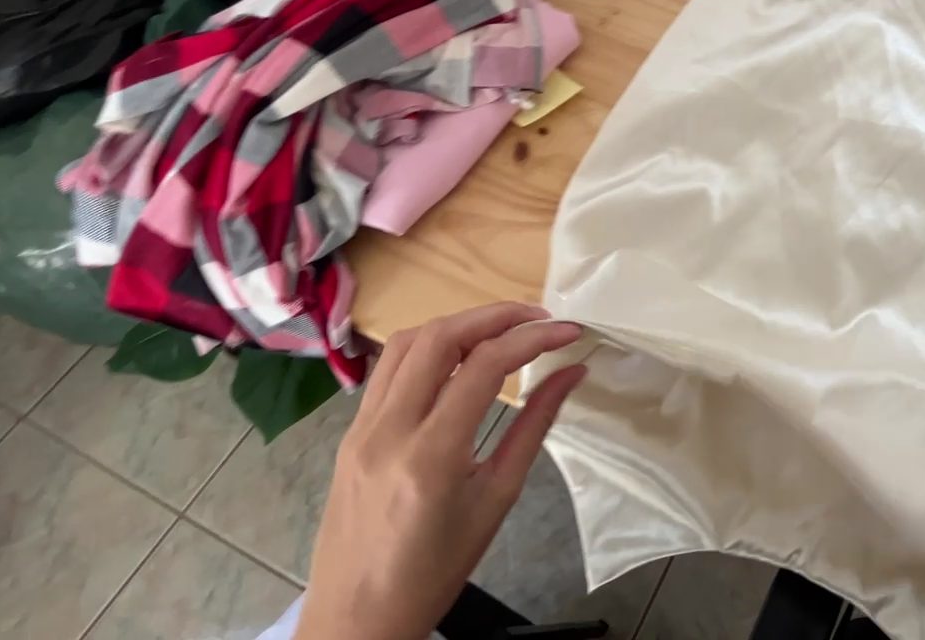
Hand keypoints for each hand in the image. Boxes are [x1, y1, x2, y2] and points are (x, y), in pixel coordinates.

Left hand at [294, 303, 588, 639]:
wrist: (354, 623)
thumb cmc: (436, 571)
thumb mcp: (498, 497)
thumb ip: (535, 426)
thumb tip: (573, 372)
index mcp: (431, 455)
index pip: (486, 365)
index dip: (534, 337)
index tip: (571, 331)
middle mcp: (388, 431)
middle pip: (440, 337)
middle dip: (496, 315)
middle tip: (540, 319)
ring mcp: (360, 429)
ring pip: (407, 343)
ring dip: (460, 323)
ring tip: (503, 330)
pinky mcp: (350, 433)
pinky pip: (389, 369)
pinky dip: (430, 346)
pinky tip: (460, 358)